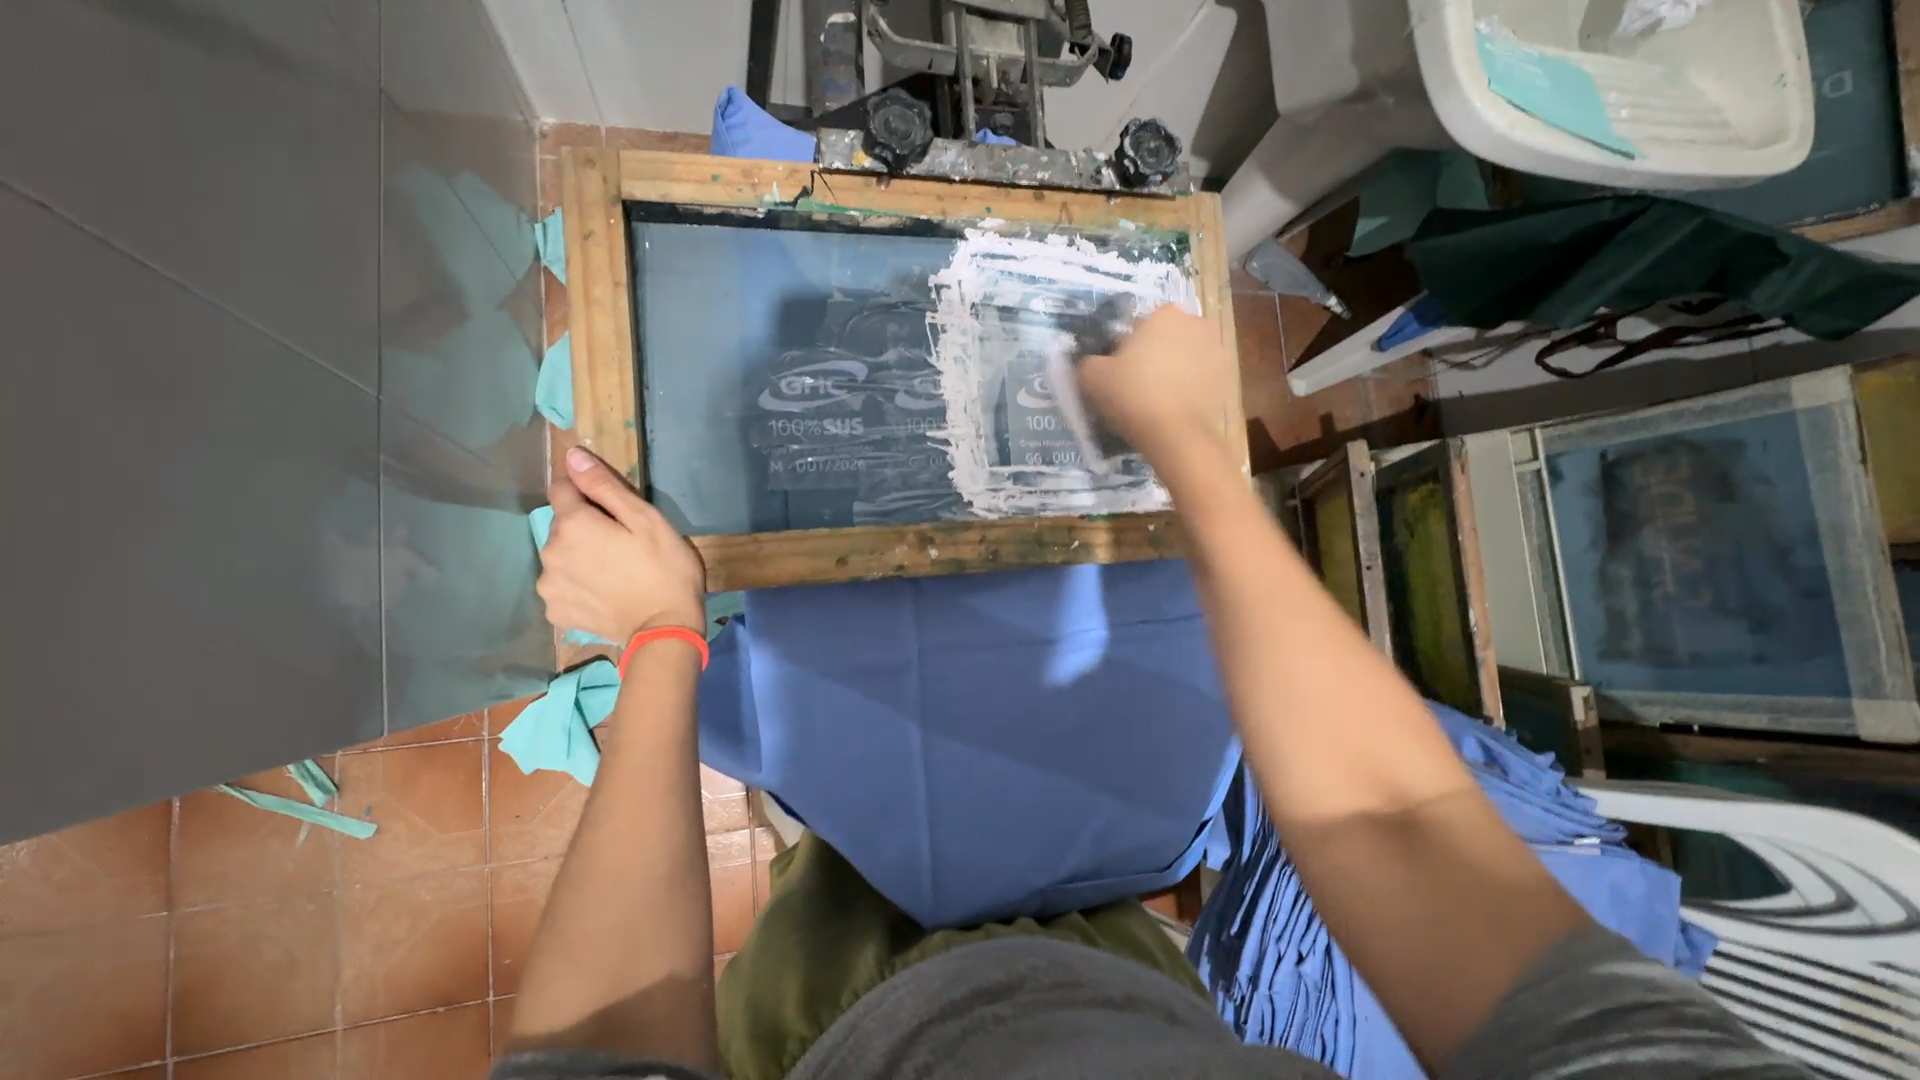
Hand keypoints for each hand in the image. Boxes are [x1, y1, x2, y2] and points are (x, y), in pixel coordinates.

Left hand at [538, 446, 705, 644]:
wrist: (665, 629)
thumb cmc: (664, 568)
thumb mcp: (646, 519)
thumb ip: (605, 486)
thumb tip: (572, 456)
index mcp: (572, 525)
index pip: (563, 489)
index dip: (589, 493)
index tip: (615, 509)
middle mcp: (550, 552)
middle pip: (563, 526)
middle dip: (586, 528)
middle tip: (622, 544)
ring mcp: (550, 585)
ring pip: (561, 556)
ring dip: (579, 557)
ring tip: (614, 572)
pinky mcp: (556, 611)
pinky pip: (563, 586)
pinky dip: (578, 585)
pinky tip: (604, 593)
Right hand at [1075, 306, 1234, 467]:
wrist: (1175, 434)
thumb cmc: (1131, 395)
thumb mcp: (1091, 376)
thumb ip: (1088, 362)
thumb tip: (1093, 364)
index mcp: (1165, 313)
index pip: (1140, 326)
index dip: (1127, 349)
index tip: (1120, 372)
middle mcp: (1196, 323)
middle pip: (1168, 338)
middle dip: (1156, 355)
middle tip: (1138, 386)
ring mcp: (1218, 350)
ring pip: (1187, 357)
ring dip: (1176, 370)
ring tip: (1159, 400)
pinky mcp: (1229, 378)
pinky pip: (1202, 378)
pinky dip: (1191, 388)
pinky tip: (1176, 408)